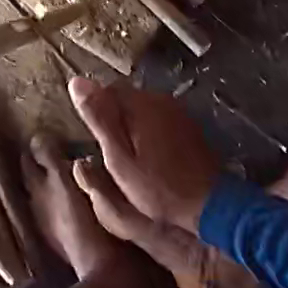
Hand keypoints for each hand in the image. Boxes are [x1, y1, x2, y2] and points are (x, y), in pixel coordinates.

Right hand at [69, 77, 218, 233]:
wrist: (211, 205)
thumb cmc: (158, 188)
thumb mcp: (119, 159)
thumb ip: (99, 119)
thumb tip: (76, 81)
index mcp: (140, 104)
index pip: (105, 89)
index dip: (95, 112)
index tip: (96, 139)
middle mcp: (159, 99)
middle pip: (124, 97)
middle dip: (113, 118)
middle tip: (112, 153)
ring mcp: (176, 111)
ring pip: (140, 108)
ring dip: (130, 125)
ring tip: (129, 157)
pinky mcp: (187, 124)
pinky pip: (157, 118)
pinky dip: (147, 131)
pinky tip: (149, 155)